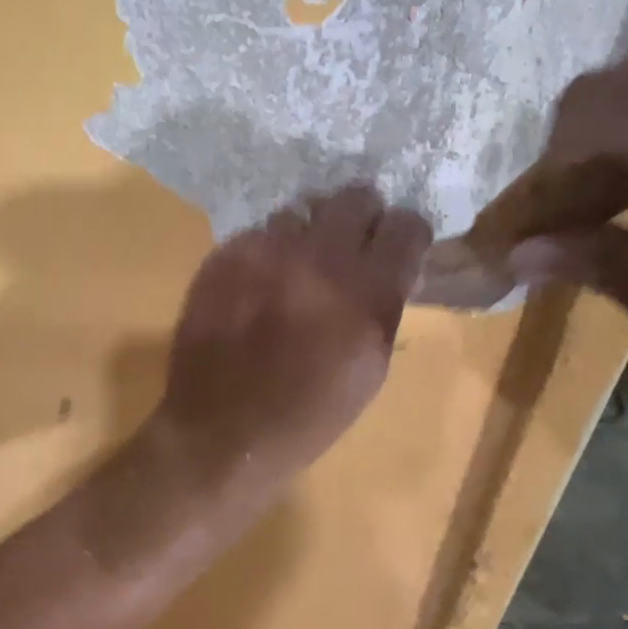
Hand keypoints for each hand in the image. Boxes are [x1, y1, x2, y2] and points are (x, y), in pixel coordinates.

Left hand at [155, 185, 429, 481]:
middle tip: (351, 241)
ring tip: (298, 266)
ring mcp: (266, 251)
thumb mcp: (370, 370)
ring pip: (301, 211)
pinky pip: (258, 233)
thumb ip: (384, 307)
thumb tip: (390, 268)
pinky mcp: (225, 255)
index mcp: (367, 293)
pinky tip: (258, 284)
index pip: (406, 225)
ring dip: (308, 233)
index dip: (406, 232)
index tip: (398, 244)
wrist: (220, 431)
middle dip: (361, 216)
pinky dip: (266, 252)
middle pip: (354, 197)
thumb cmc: (306, 416)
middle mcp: (319, 259)